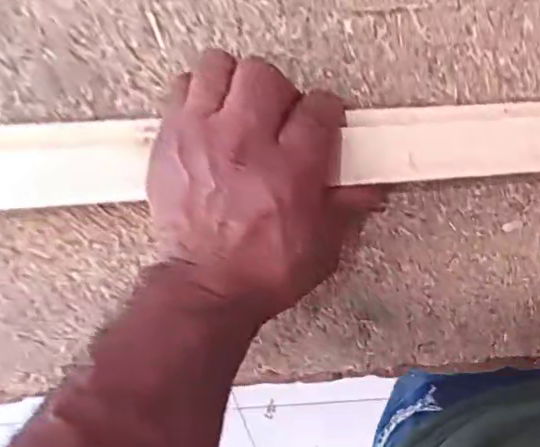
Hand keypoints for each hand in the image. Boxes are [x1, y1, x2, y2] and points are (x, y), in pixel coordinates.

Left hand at [147, 51, 384, 319]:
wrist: (210, 286)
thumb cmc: (263, 273)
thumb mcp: (322, 248)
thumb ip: (345, 208)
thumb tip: (367, 189)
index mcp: (292, 172)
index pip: (318, 111)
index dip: (328, 112)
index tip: (327, 121)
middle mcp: (248, 144)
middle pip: (267, 77)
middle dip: (282, 94)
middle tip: (284, 118)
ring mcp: (204, 134)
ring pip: (221, 67)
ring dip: (238, 86)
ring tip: (245, 112)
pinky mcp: (172, 136)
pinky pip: (184, 86)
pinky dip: (201, 96)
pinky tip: (214, 122)